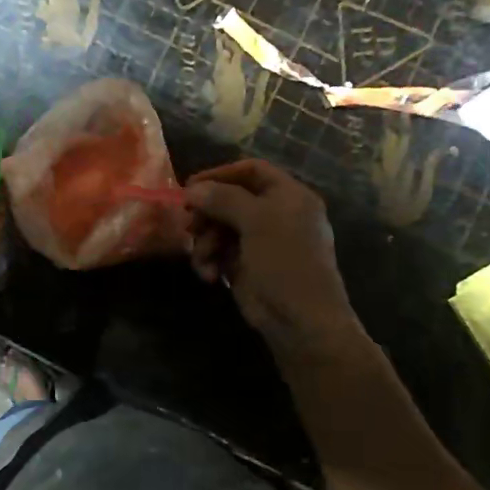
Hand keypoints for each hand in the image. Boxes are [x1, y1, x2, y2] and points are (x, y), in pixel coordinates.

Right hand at [185, 160, 358, 351]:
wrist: (300, 319)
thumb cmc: (285, 261)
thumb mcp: (257, 221)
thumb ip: (223, 199)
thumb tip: (192, 188)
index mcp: (289, 196)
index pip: (251, 171)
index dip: (219, 175)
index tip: (189, 187)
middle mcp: (276, 214)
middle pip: (231, 200)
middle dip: (208, 213)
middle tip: (189, 225)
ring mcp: (260, 242)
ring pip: (221, 228)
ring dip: (206, 242)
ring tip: (202, 258)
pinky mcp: (246, 266)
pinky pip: (220, 253)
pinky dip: (211, 261)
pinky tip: (210, 275)